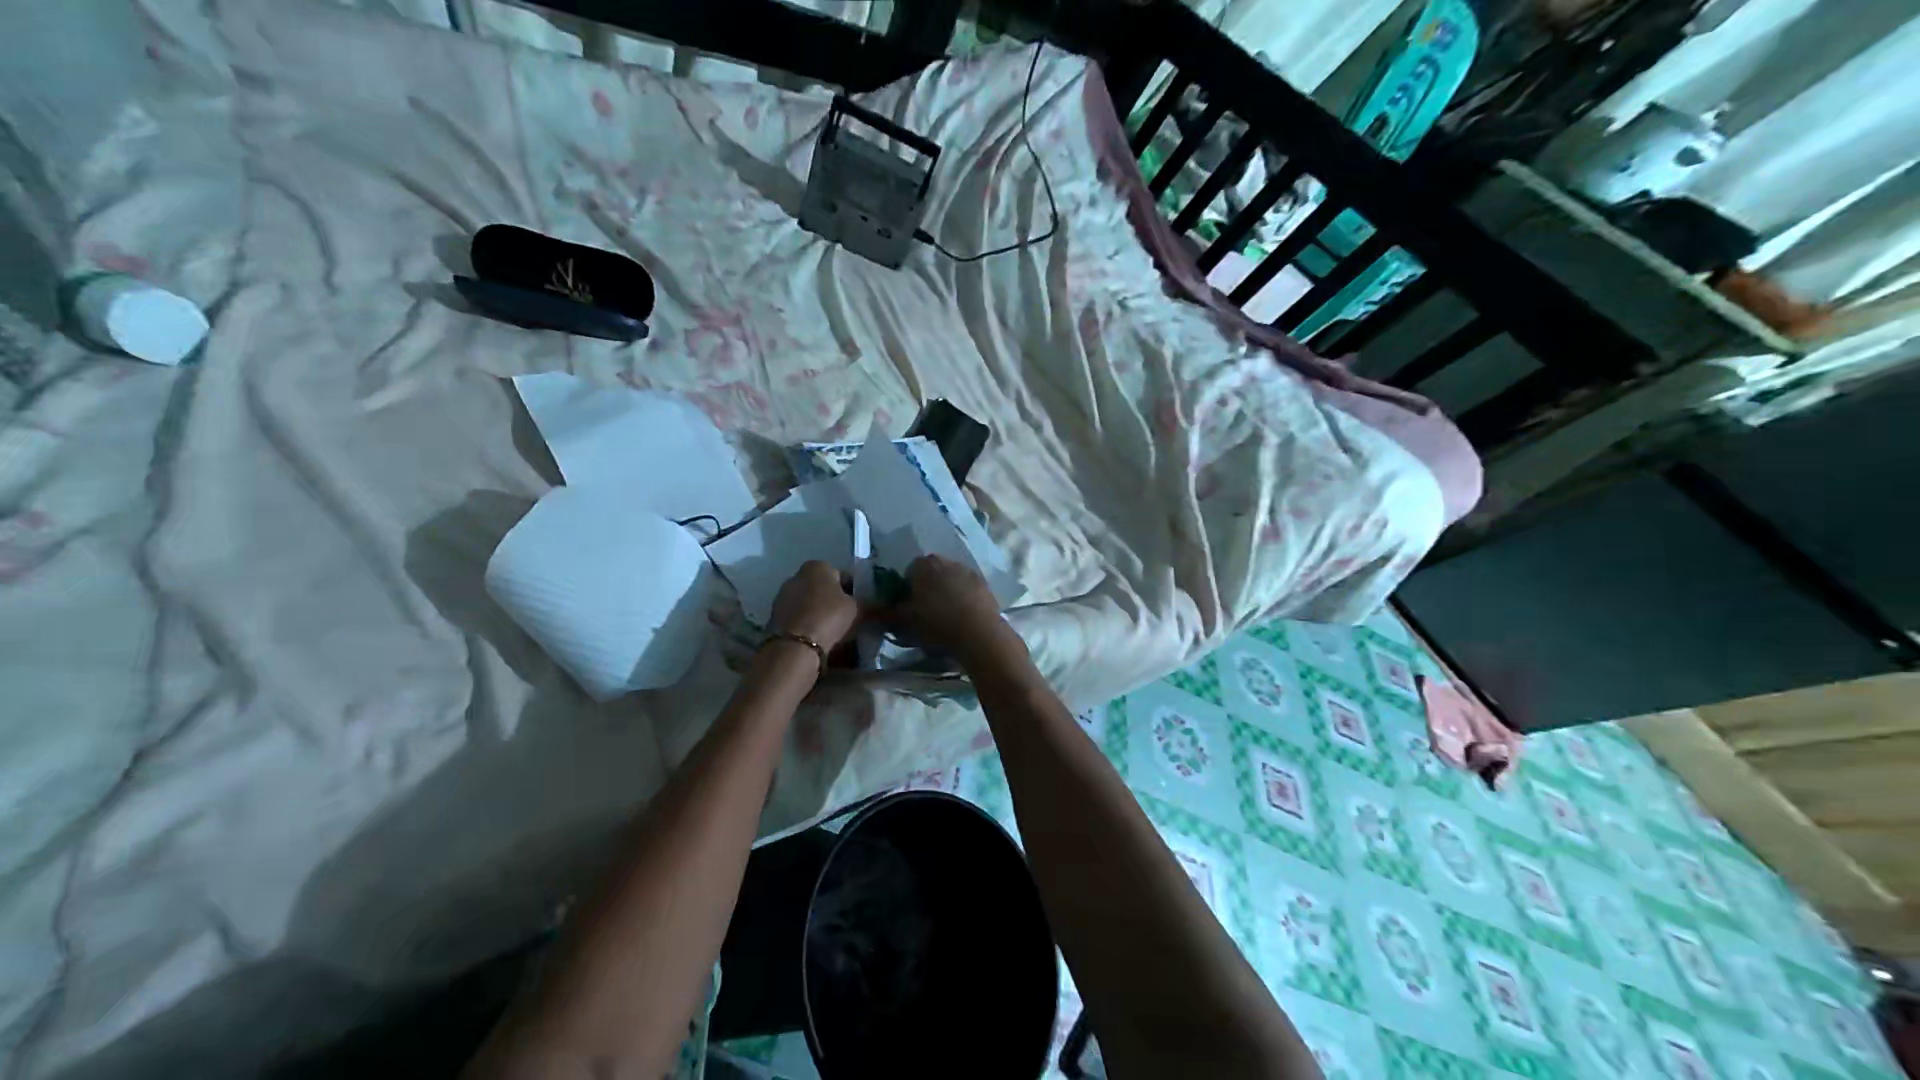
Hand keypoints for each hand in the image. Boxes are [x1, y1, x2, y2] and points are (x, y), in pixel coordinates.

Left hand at [769, 560, 858, 647]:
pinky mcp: (774, 614)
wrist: (795, 644)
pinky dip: (806, 621)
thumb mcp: (857, 609)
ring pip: (809, 601)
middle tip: (846, 618)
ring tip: (831, 630)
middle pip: (823, 587)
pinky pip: (798, 615)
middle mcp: (797, 574)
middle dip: (833, 599)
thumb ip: (866, 604)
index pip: (842, 575)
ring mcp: (783, 594)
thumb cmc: (829, 616)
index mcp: (817, 566)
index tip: (859, 606)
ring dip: (819, 611)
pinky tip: (815, 635)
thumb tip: (879, 606)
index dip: (854, 590)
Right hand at [893, 555, 1023, 666]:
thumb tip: (870, 611)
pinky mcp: (984, 582)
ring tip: (946, 614)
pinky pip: (967, 586)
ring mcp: (967, 569)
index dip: (906, 587)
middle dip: (927, 586)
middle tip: (925, 610)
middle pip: (931, 572)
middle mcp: (945, 560)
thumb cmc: (936, 623)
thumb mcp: (906, 621)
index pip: (908, 570)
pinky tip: (963, 615)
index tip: (907, 605)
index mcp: (922, 565)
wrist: (978, 631)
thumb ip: (887, 613)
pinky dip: (963, 596)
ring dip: (946, 590)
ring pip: (950, 577)